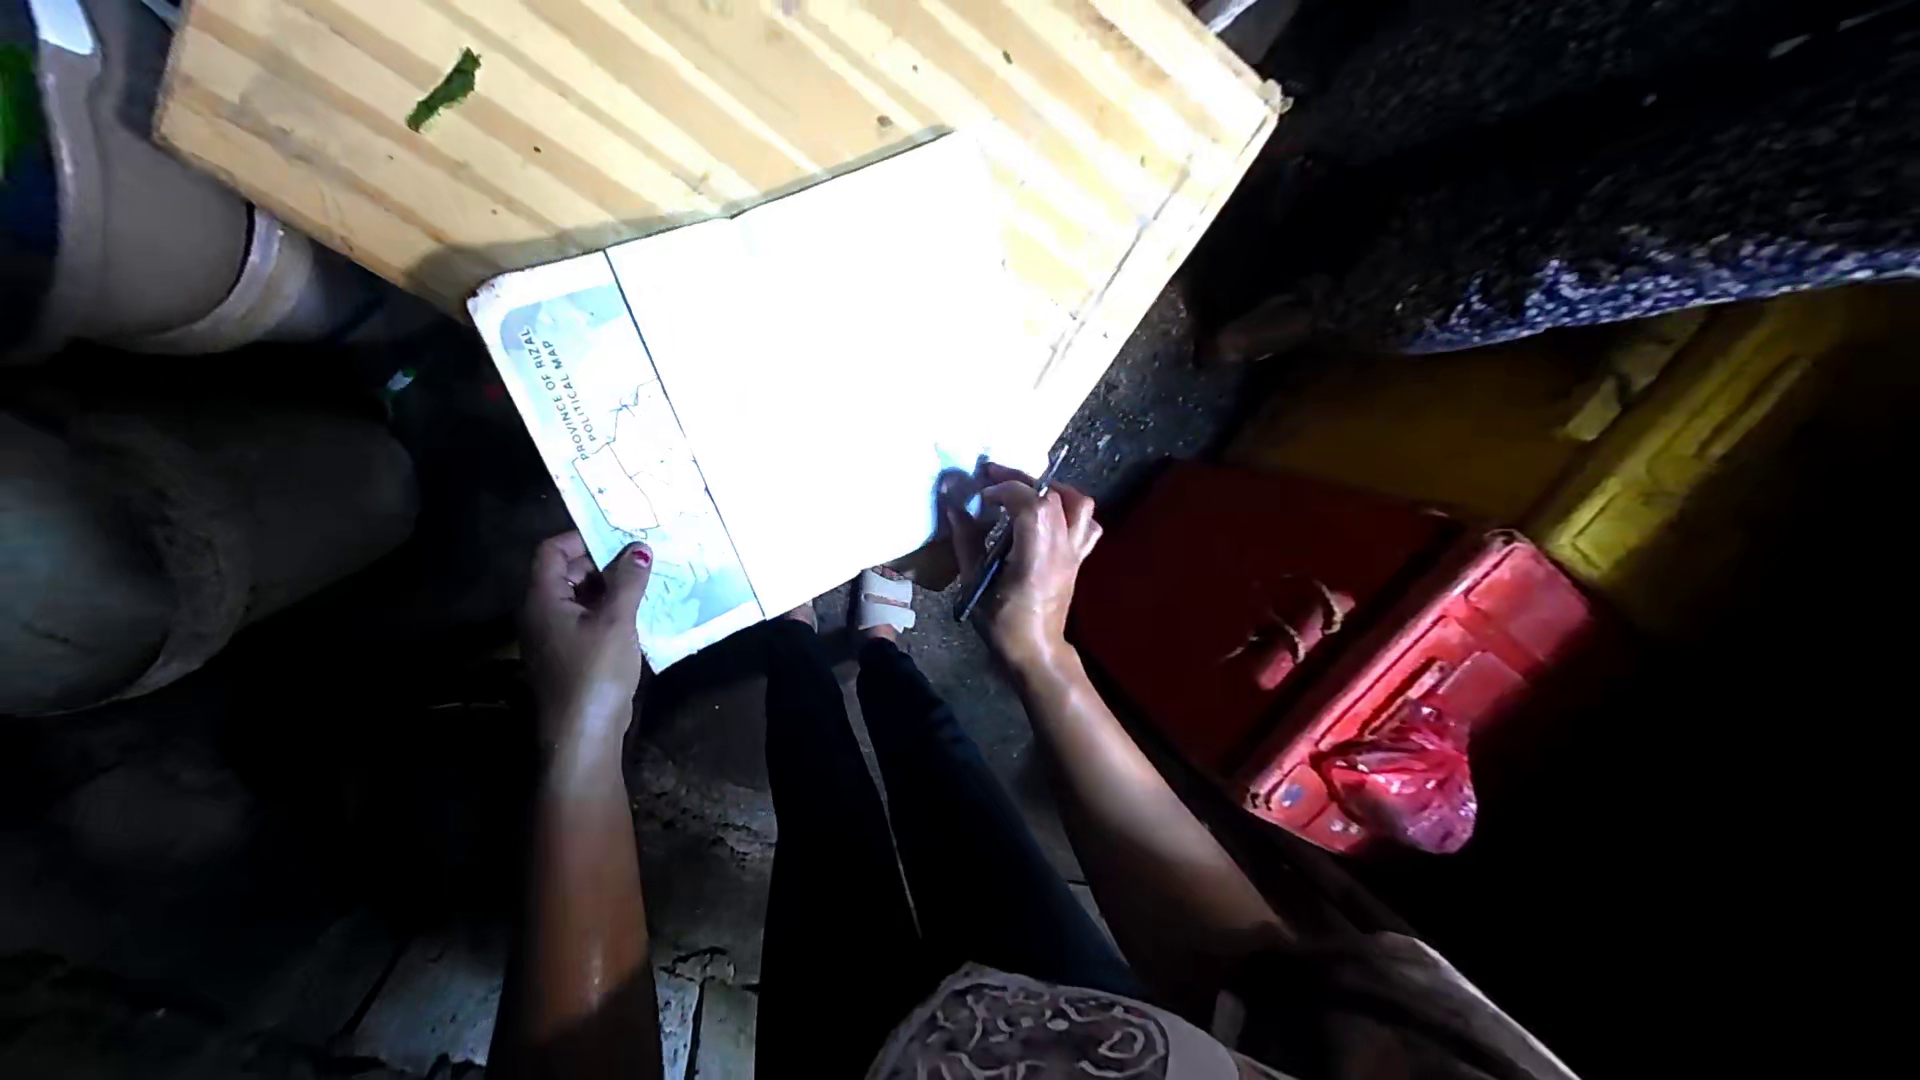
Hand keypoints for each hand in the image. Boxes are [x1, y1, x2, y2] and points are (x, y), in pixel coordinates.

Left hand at [521, 531, 652, 746]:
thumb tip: (640, 548)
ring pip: (581, 595)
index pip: (552, 551)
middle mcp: (542, 612)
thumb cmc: (595, 670)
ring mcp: (556, 634)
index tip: (620, 536)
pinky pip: (589, 617)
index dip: (582, 538)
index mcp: (542, 599)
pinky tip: (640, 610)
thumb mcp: (616, 620)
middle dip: (603, 561)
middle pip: (566, 571)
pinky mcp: (572, 652)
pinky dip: (611, 608)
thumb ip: (629, 581)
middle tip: (642, 557)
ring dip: (612, 585)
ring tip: (647, 580)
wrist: (583, 732)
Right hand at [946, 463, 1100, 675]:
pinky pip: (1088, 525)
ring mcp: (1075, 553)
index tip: (983, 495)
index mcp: (1035, 556)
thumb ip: (966, 540)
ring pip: (1080, 504)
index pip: (1031, 504)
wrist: (1035, 650)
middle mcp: (1061, 548)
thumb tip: (954, 506)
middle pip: (1052, 496)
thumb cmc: (1001, 623)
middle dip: (1021, 481)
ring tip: (1027, 491)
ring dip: (1053, 489)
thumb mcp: (974, 582)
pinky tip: (1051, 515)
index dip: (1006, 488)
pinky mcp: (1079, 559)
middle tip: (993, 479)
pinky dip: (1073, 511)